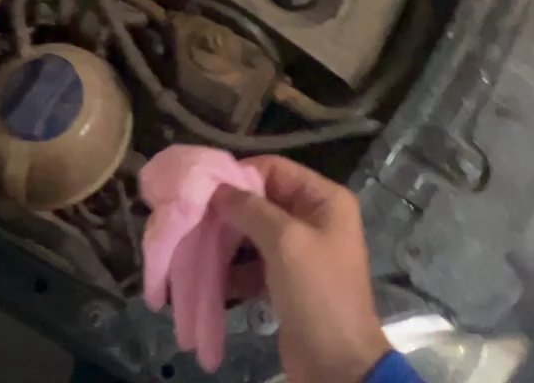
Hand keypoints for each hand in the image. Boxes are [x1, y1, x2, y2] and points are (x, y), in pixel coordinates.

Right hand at [214, 157, 392, 382]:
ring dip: (228, 240)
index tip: (206, 186)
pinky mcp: (287, 281)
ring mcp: (301, 251)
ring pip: (256, 233)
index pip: (276, 169)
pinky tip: (210, 276)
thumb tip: (218, 188)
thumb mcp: (285, 242)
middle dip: (230, 210)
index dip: (242, 174)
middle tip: (196, 217)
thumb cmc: (318, 293)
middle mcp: (314, 218)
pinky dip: (235, 268)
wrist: (337, 366)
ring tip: (197, 244)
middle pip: (264, 200)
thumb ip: (251, 209)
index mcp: (324, 199)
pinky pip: (255, 263)